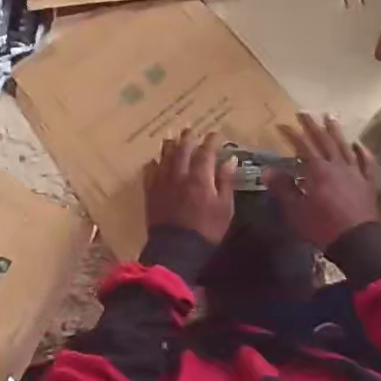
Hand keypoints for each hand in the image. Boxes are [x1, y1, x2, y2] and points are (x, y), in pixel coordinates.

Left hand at [144, 129, 236, 244]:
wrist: (176, 249)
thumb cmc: (206, 230)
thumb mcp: (225, 208)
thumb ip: (226, 182)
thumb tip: (230, 160)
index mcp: (200, 177)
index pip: (206, 151)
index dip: (212, 140)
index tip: (216, 135)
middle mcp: (179, 174)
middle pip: (182, 148)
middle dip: (188, 137)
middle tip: (191, 131)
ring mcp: (162, 182)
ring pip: (164, 157)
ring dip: (170, 145)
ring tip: (173, 139)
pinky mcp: (150, 192)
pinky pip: (149, 172)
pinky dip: (153, 164)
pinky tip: (154, 161)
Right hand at [266, 113, 380, 250]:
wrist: (358, 241)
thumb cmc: (323, 226)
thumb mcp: (296, 209)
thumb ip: (283, 188)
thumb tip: (268, 170)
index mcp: (318, 170)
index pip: (303, 146)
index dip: (292, 134)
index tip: (283, 125)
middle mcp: (337, 166)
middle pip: (325, 141)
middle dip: (314, 126)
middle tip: (306, 113)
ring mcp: (355, 173)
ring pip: (345, 147)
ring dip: (337, 132)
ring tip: (331, 118)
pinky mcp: (368, 184)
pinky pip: (366, 163)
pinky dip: (362, 152)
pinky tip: (359, 145)